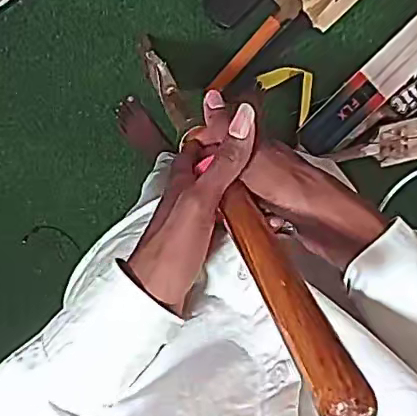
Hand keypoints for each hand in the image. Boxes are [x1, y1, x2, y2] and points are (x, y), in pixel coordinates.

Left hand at [122, 99, 256, 311]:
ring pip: (216, 196)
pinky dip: (235, 217)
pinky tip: (247, 221)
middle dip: (231, 161)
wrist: (156, 293)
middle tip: (257, 154)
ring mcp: (191, 220)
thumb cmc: (169, 251)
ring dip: (236, 190)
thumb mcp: (202, 199)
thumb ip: (223, 162)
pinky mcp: (198, 242)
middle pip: (209, 171)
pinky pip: (220, 221)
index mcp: (182, 181)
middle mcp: (185, 198)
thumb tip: (241, 121)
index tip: (240, 121)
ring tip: (260, 186)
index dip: (217, 132)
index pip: (199, 146)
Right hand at [199, 90, 389, 269]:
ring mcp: (270, 187)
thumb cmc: (299, 189)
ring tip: (228, 208)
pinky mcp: (276, 210)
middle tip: (210, 191)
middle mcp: (264, 163)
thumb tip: (212, 98)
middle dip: (214, 180)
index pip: (220, 136)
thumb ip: (230, 131)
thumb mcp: (252, 157)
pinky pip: (250, 211)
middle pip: (226, 167)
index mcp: (258, 143)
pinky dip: (247, 217)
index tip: (189, 162)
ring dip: (229, 202)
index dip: (202, 148)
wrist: (329, 224)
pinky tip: (249, 220)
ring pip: (236, 191)